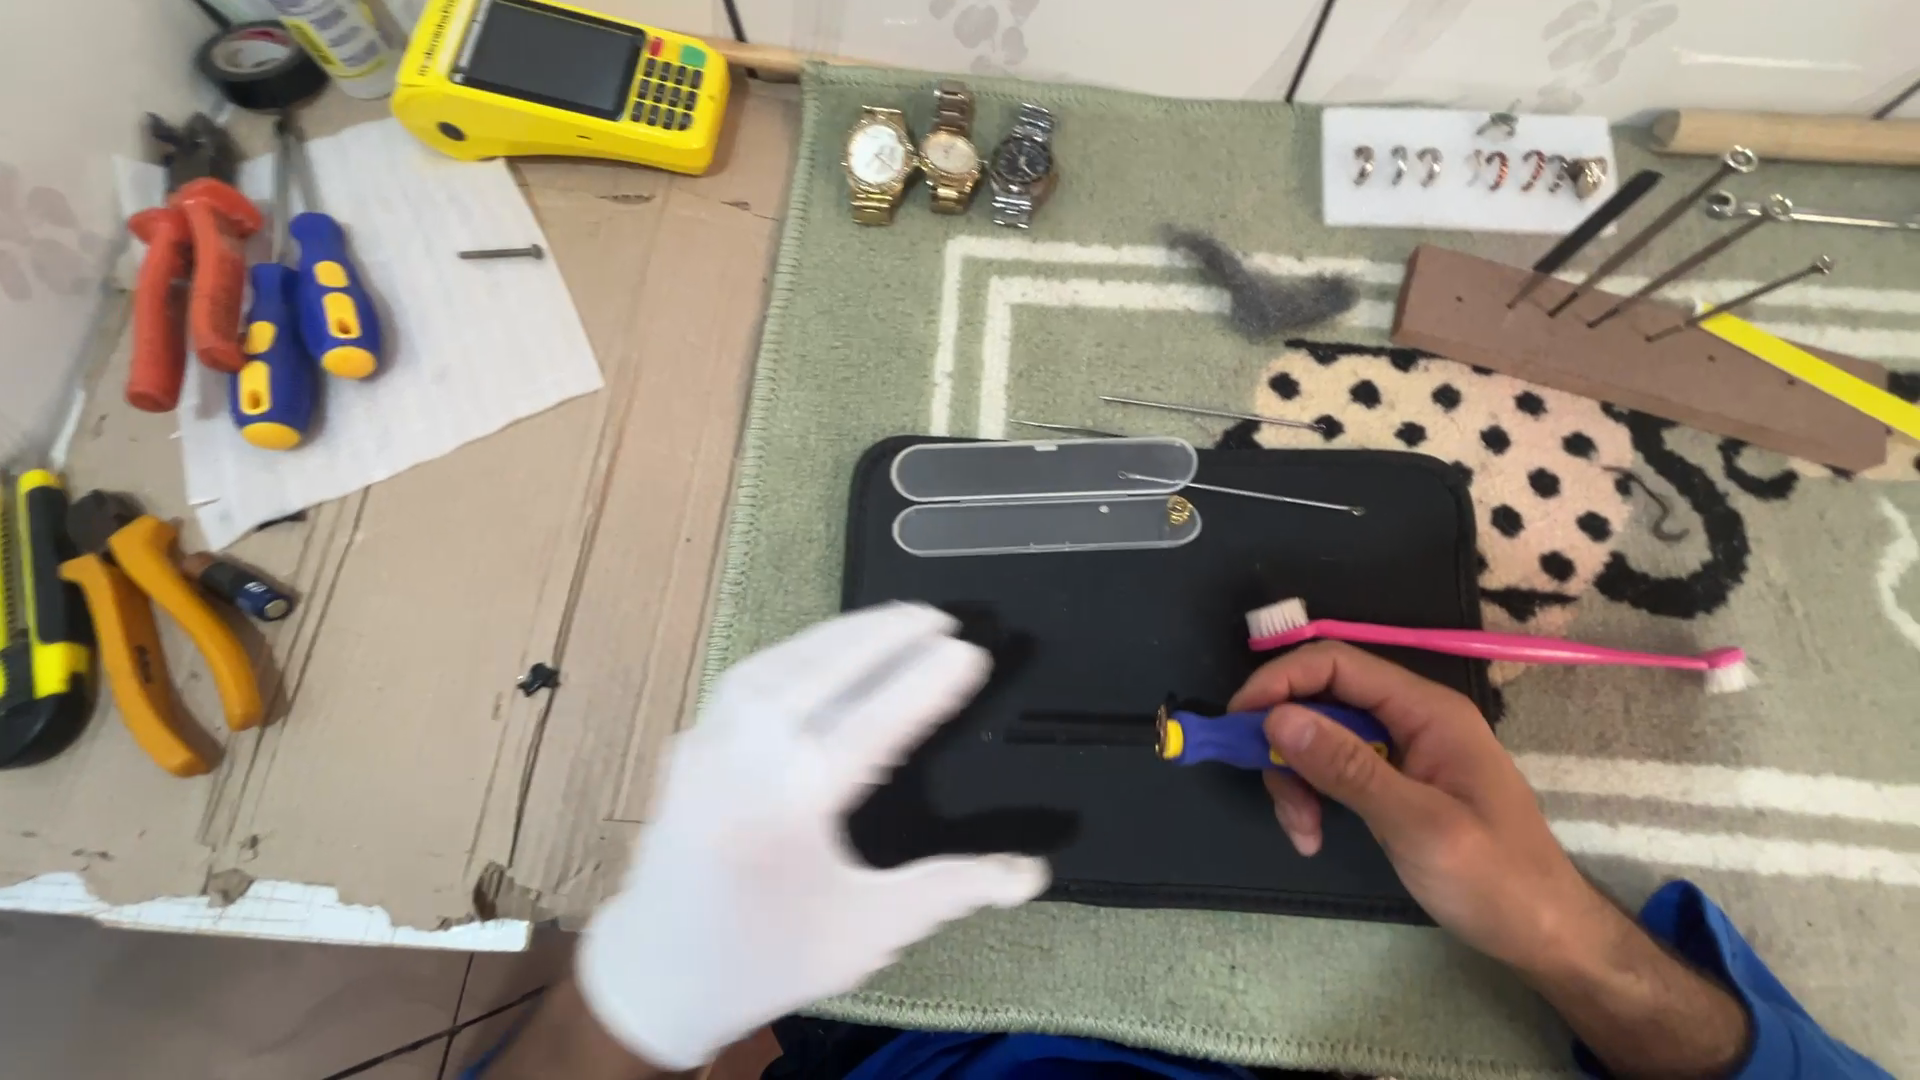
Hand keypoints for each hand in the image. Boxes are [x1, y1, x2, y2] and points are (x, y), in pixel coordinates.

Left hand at [575, 603, 1049, 1069]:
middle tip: (941, 614)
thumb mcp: (868, 931)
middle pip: (830, 669)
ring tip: (896, 617)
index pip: (878, 719)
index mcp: (796, 802)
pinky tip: (827, 644)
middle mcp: (749, 754)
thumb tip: (1031, 873)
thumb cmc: (768, 957)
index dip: (929, 681)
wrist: (653, 976)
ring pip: (787, 659)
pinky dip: (799, 647)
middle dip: (889, 633)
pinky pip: (751, 673)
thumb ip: (951, 889)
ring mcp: (711, 738)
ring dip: (845, 631)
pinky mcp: (691, 738)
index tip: (970, 651)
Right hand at [1233, 643, 1749, 1076]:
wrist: (1546, 939)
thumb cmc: (1497, 881)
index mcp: (1426, 710)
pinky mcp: (1384, 778)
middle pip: (1318, 699)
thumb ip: (1348, 768)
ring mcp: (1395, 748)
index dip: (1281, 680)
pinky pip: (1326, 768)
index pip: (1336, 663)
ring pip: (1314, 736)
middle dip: (1284, 742)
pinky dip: (1307, 796)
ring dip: (1293, 778)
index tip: (1239, 718)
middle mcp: (1406, 717)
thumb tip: (1277, 717)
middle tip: (1270, 787)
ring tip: (1301, 829)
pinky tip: (1311, 834)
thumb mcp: (1420, 826)